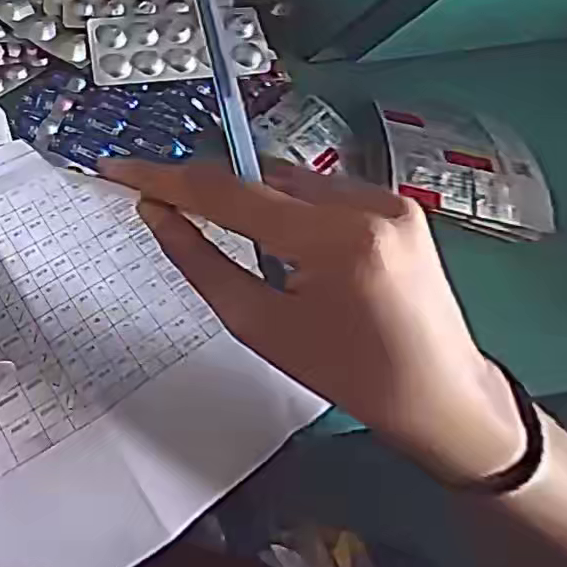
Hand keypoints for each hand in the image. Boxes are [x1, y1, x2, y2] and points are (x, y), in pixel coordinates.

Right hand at [98, 158, 525, 485]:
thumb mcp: (259, 325)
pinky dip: (281, 205)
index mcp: (335, 240)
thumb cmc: (349, 374)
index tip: (120, 167)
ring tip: (248, 247)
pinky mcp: (393, 200)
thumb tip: (155, 211)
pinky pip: (312, 188)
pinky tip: (284, 243)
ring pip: (280, 179)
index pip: (227, 192)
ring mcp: (385, 196)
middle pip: (253, 178)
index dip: (164, 177)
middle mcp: (366, 202)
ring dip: (246, 200)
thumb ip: (199, 259)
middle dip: (205, 192)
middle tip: (163, 206)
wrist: (447, 399)